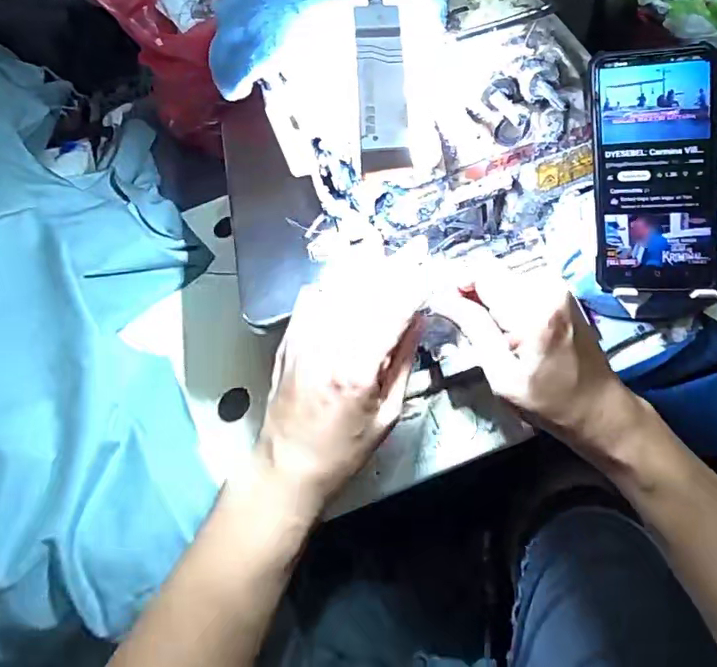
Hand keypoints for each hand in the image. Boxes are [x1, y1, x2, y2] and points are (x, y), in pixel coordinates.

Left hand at [248, 266, 422, 520]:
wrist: (285, 471)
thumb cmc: (340, 452)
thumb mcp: (387, 414)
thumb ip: (404, 361)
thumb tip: (419, 321)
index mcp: (357, 369)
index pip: (393, 310)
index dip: (415, 284)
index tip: (431, 267)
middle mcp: (328, 347)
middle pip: (366, 291)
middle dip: (395, 265)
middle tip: (415, 247)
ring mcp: (304, 341)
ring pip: (338, 288)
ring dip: (362, 265)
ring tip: (382, 245)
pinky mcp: (289, 342)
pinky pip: (311, 300)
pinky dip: (330, 282)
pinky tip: (345, 274)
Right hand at [428, 265, 646, 456]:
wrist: (598, 405)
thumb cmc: (549, 402)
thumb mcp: (503, 376)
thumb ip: (474, 330)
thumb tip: (443, 299)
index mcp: (534, 309)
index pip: (483, 273)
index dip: (457, 285)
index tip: (443, 304)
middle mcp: (549, 287)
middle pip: (494, 272)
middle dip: (473, 292)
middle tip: (463, 322)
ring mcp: (559, 286)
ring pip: (506, 277)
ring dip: (492, 297)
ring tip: (489, 330)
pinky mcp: (562, 291)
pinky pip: (522, 284)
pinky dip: (508, 300)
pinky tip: (509, 327)